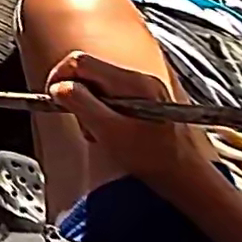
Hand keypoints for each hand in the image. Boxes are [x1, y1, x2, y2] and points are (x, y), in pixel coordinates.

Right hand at [45, 51, 213, 189]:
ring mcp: (143, 87)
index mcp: (133, 84)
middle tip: (78, 116)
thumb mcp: (107, 131)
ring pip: (93, 81)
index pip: (80, 61)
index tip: (54, 95)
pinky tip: (105, 126)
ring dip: (85, 102)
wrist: (186, 179)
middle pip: (86, 70)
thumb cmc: (153, 159)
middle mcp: (140, 79)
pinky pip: (105, 91)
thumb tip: (58, 86)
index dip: (60, 75)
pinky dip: (97, 107)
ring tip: (95, 126)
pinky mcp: (142, 96)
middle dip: (74, 92)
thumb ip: (79, 103)